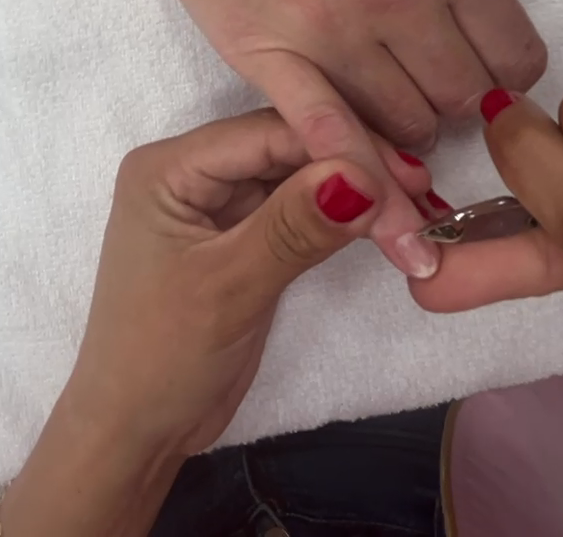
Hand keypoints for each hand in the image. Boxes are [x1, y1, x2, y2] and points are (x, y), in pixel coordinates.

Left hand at [0, 113, 384, 533]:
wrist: (137, 429)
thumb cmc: (163, 356)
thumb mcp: (229, 287)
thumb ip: (293, 228)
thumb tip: (364, 174)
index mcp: (168, 166)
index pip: (263, 133)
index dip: (336, 146)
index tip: (407, 176)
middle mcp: (191, 170)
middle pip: (282, 147)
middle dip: (350, 167)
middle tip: (425, 191)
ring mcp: (216, 202)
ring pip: (294, 177)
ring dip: (351, 191)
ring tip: (420, 205)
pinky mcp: (240, 233)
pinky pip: (294, 209)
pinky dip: (337, 217)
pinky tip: (384, 222)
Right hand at [131, 0, 545, 279]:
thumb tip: (478, 40)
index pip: (515, 56)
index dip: (501, 80)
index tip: (477, 80)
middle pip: (462, 101)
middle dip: (449, 109)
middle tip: (417, 92)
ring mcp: (333, 29)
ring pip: (405, 127)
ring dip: (401, 132)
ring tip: (371, 104)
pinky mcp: (270, 57)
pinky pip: (331, 139)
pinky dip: (366, 190)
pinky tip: (388, 227)